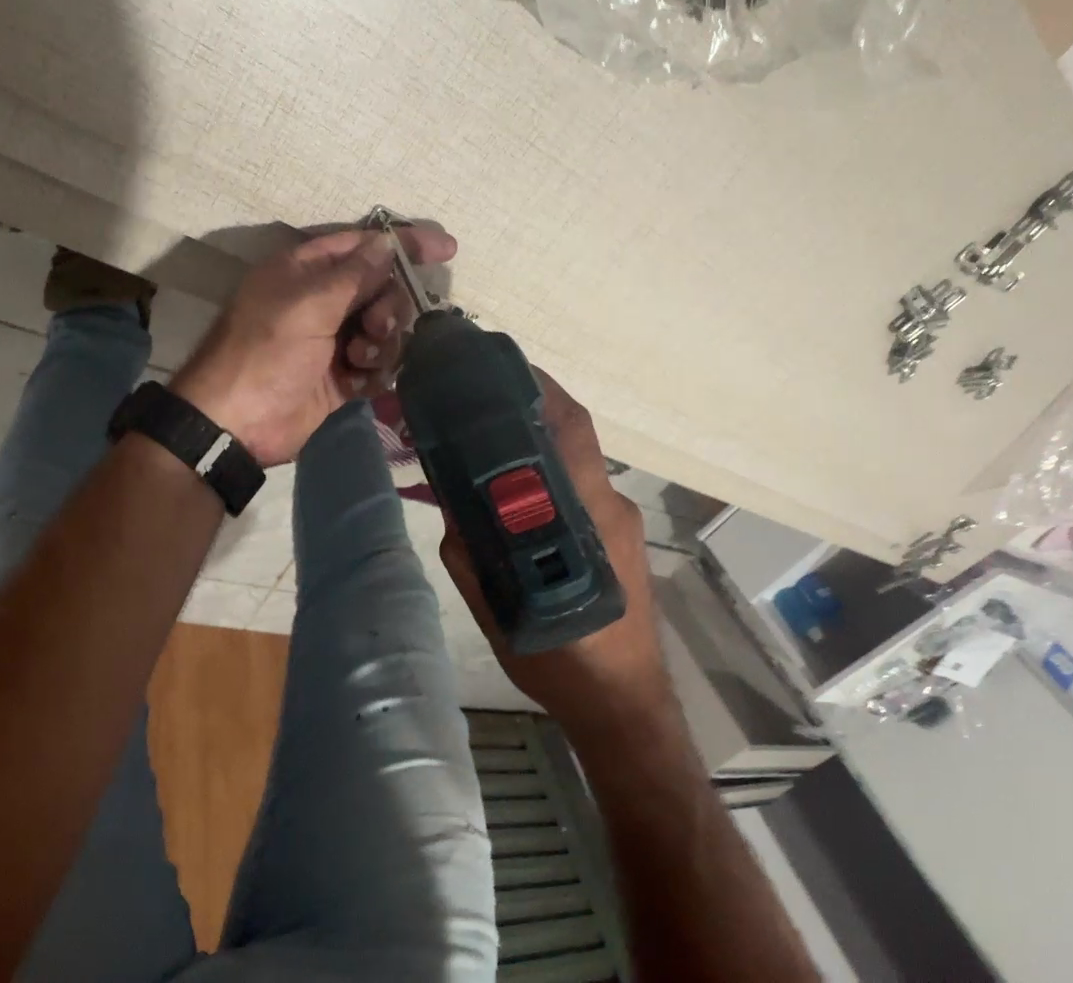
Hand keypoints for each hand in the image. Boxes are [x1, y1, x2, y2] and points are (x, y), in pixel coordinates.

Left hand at [172, 225, 455, 466]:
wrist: (237, 423)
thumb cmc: (266, 353)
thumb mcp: (308, 304)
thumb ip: (354, 274)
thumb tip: (388, 242)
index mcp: (305, 270)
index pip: (364, 244)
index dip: (404, 244)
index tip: (447, 249)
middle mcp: (321, 300)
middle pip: (381, 288)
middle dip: (389, 306)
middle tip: (375, 327)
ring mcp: (331, 341)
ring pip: (384, 329)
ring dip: (382, 343)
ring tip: (359, 359)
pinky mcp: (340, 378)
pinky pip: (377, 364)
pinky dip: (376, 370)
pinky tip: (361, 381)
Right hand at [438, 370, 676, 737]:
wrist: (622, 705)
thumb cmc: (560, 660)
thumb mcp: (496, 608)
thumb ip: (470, 551)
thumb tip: (451, 504)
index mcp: (587, 515)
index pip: (568, 429)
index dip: (537, 389)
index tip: (496, 367)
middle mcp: (609, 507)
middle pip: (568, 439)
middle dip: (523, 411)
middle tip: (473, 403)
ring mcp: (618, 524)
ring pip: (571, 468)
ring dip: (531, 449)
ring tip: (482, 449)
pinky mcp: (619, 541)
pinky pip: (576, 495)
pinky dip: (544, 482)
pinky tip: (510, 498)